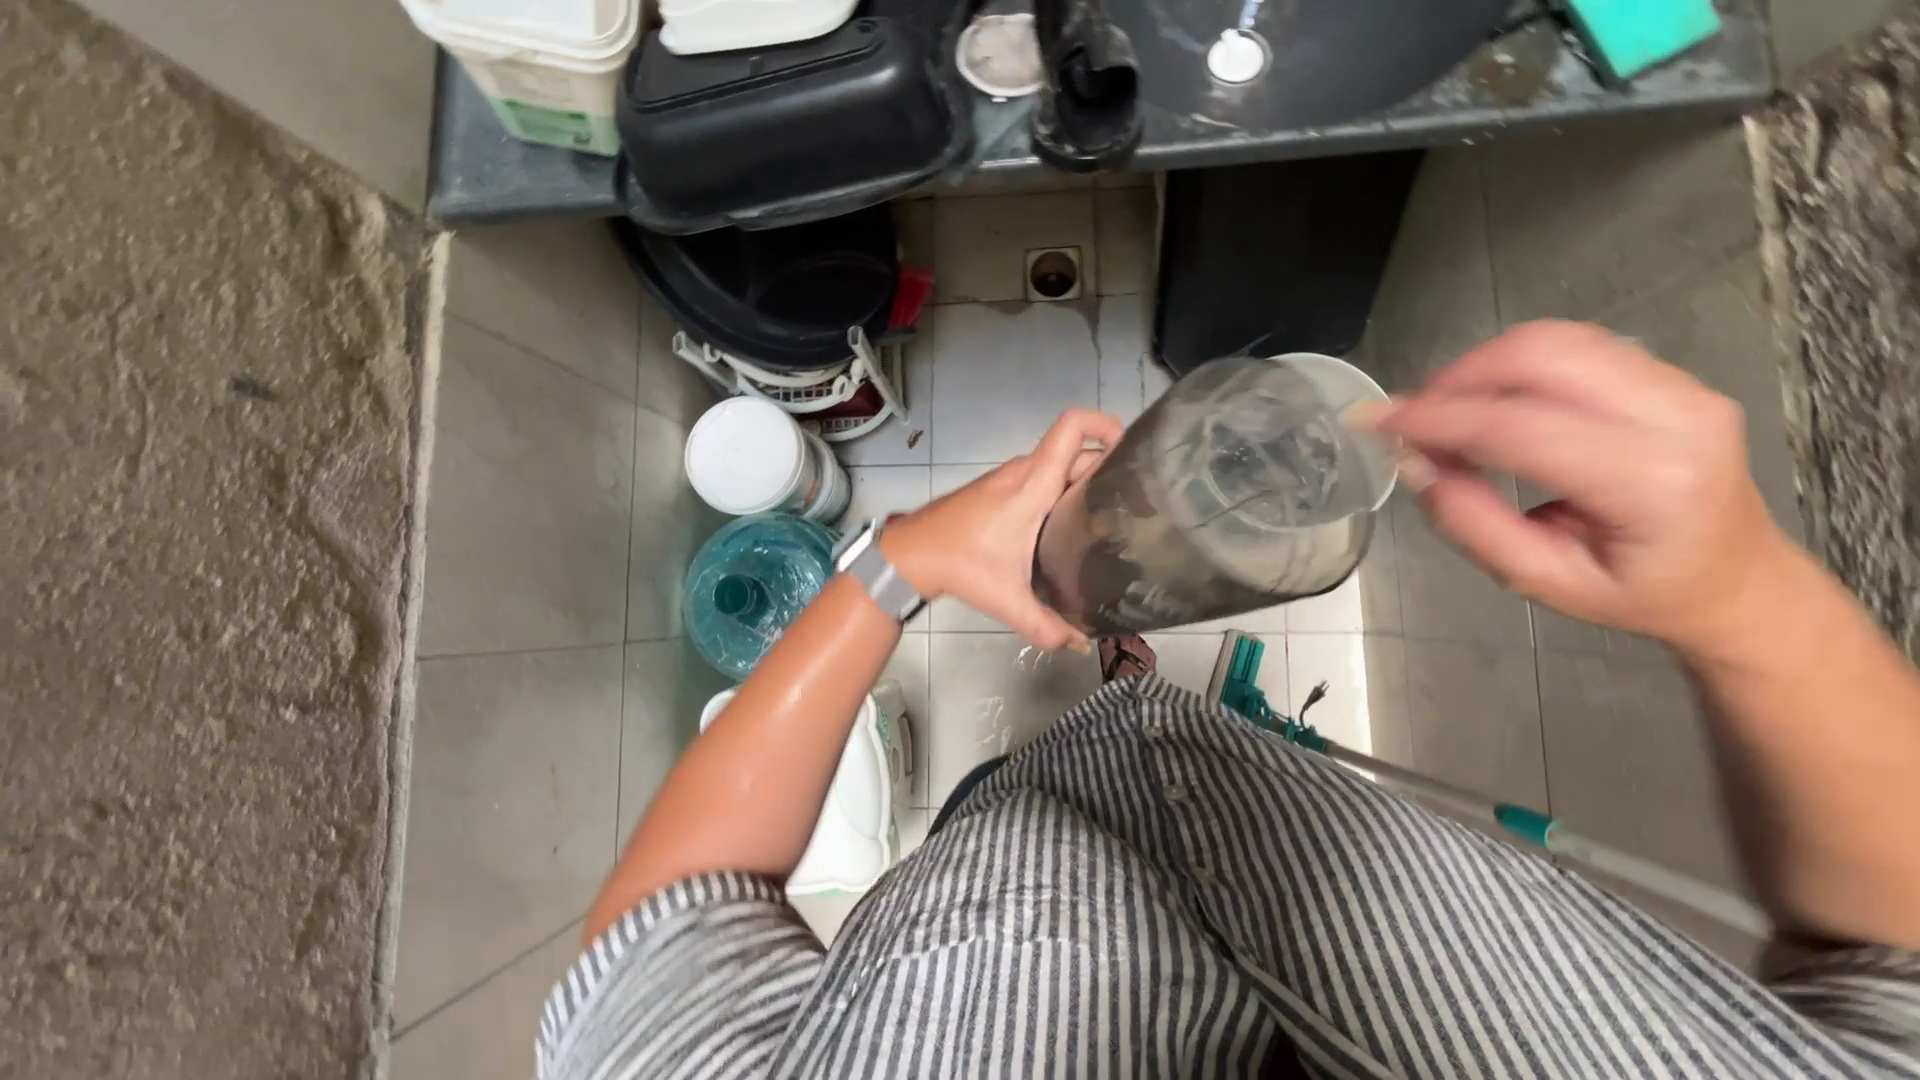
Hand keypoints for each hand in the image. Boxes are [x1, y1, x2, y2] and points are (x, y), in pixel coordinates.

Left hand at [881, 408, 1123, 651]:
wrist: (912, 552)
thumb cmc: (961, 564)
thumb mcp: (1007, 598)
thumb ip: (1045, 624)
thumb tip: (1078, 643)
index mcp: (1034, 484)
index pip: (1072, 427)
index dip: (1105, 425)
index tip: (1130, 453)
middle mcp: (1025, 471)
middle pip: (1078, 451)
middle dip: (1109, 468)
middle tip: (1135, 503)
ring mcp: (1011, 477)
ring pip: (1060, 465)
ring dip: (1086, 480)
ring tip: (1110, 515)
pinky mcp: (1001, 488)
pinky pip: (1043, 477)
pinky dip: (1064, 490)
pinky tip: (1071, 525)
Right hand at [1357, 320, 1795, 655]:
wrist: (1735, 578)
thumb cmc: (1639, 592)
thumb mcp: (1544, 582)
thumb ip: (1474, 525)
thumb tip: (1415, 466)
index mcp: (1648, 482)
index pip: (1518, 427)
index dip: (1436, 419)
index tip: (1374, 422)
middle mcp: (1675, 415)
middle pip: (1541, 356)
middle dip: (1456, 378)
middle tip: (1410, 417)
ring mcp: (1679, 386)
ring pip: (1555, 339)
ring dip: (1480, 368)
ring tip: (1444, 414)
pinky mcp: (1668, 375)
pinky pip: (1574, 346)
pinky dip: (1511, 367)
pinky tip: (1488, 404)